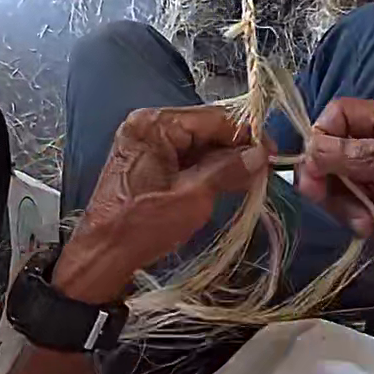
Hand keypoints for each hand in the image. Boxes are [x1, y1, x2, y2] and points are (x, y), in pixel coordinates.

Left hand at [54, 106, 267, 303]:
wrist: (102, 255)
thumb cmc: (141, 226)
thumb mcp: (192, 197)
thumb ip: (227, 170)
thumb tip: (259, 155)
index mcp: (154, 125)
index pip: (213, 118)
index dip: (246, 134)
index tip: (271, 153)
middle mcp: (146, 125)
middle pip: (204, 128)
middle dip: (234, 148)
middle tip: (261, 170)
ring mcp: (143, 142)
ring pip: (196, 143)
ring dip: (221, 160)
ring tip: (246, 180)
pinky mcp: (144, 161)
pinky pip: (182, 156)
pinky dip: (203, 168)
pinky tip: (222, 183)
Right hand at [298, 98, 373, 278]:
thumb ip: (364, 154)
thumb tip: (312, 148)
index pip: (340, 114)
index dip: (322, 134)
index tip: (317, 162)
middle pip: (328, 148)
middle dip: (322, 172)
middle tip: (318, 193)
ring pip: (329, 180)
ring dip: (338, 200)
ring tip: (364, 218)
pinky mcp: (370, 209)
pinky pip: (340, 207)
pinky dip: (349, 218)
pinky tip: (371, 228)